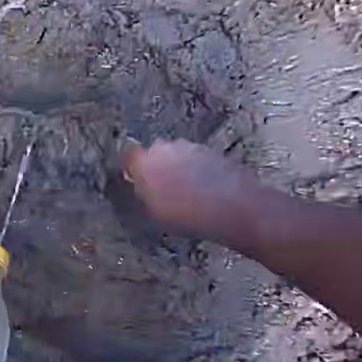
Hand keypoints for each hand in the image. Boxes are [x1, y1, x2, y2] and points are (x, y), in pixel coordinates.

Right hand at [122, 139, 267, 240]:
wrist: (234, 208)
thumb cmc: (186, 214)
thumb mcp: (153, 212)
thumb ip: (142, 193)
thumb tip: (137, 185)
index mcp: (145, 161)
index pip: (128, 156)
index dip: (128, 168)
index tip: (130, 180)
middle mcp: (167, 147)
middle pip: (153, 153)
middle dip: (154, 167)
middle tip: (157, 189)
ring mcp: (192, 147)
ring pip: (177, 155)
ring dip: (177, 168)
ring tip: (183, 192)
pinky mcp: (214, 152)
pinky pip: (197, 160)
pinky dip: (196, 171)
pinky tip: (202, 191)